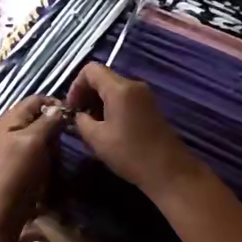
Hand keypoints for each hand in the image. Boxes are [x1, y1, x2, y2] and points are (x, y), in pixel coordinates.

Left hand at [0, 95, 68, 225]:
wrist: (4, 207)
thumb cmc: (17, 170)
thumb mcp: (34, 140)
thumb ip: (48, 121)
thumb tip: (61, 108)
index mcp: (12, 118)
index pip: (37, 99)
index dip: (55, 104)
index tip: (73, 116)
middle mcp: (14, 128)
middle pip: (40, 117)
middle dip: (56, 124)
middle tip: (70, 135)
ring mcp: (18, 146)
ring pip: (43, 135)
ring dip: (55, 141)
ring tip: (63, 151)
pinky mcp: (24, 162)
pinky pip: (41, 151)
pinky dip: (50, 154)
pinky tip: (56, 162)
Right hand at [67, 63, 202, 193]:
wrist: (169, 171)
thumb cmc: (130, 153)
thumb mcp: (97, 139)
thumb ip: (81, 121)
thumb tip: (78, 115)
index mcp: (120, 89)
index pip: (91, 69)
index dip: (76, 85)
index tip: (72, 107)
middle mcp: (134, 85)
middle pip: (103, 78)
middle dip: (87, 94)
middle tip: (78, 118)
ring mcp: (145, 96)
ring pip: (114, 89)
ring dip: (98, 103)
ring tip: (91, 127)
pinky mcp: (150, 107)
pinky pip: (125, 99)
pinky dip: (112, 108)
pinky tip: (108, 130)